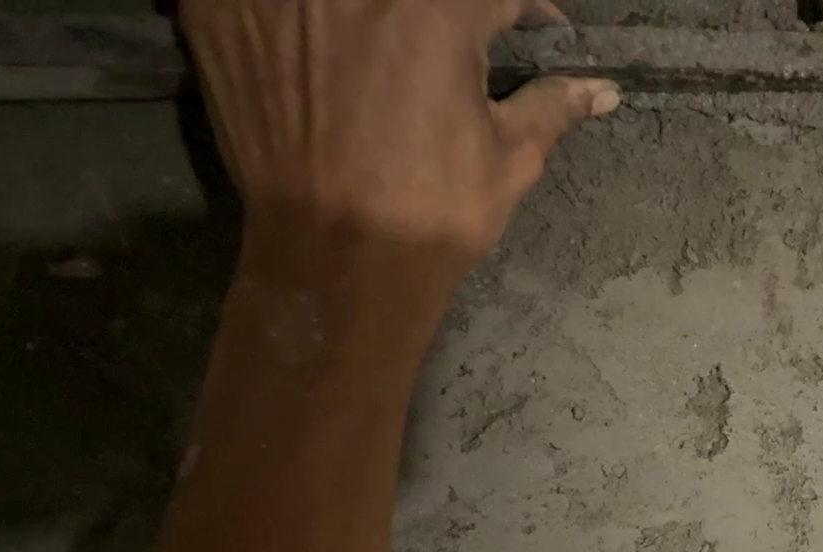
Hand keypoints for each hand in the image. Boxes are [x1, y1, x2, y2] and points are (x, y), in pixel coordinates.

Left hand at [181, 0, 617, 265]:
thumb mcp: (510, 159)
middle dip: (456, 15)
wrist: (339, 256)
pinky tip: (322, 49)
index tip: (540, 31)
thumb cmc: (437, 210)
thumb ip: (553, 106)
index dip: (530, 8)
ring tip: (392, 62)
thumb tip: (604, 90)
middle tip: (464, 49)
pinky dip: (300, 14)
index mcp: (435, 9)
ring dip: (381, 19)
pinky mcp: (218, 9)